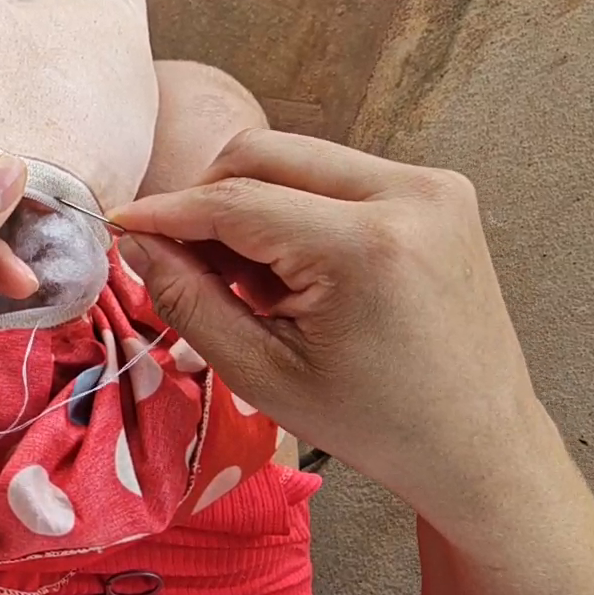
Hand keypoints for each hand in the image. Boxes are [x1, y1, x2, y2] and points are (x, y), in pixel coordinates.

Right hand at [110, 129, 554, 526]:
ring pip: (292, 158)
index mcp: (365, 246)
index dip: (164, 211)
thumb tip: (137, 243)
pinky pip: (327, 176)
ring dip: (243, 205)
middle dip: (203, 200)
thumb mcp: (255, 371)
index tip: (118, 224)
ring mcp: (430, 186)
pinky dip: (284, 210)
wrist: (475, 441)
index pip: (233, 200)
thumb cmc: (365, 419)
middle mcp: (409, 192)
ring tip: (242, 278)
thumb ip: (187, 298)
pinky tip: (284, 269)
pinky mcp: (435, 193)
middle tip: (181, 260)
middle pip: (261, 153)